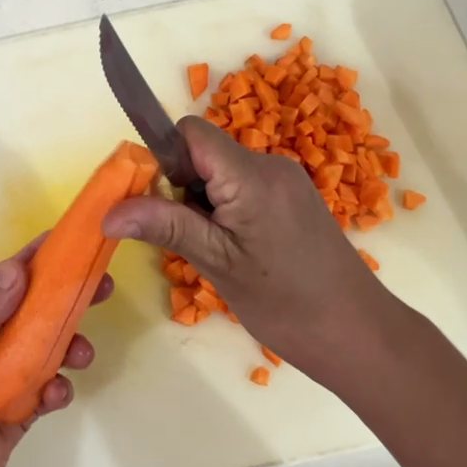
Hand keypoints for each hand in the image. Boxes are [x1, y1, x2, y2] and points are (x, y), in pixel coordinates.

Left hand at [0, 236, 111, 466]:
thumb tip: (16, 269)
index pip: (8, 278)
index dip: (39, 259)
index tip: (74, 241)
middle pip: (37, 308)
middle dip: (68, 298)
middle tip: (102, 288)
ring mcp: (10, 372)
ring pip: (51, 346)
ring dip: (70, 345)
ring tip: (82, 353)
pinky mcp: (24, 405)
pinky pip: (51, 388)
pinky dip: (58, 388)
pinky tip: (53, 394)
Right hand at [103, 116, 400, 375]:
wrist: (359, 335)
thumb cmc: (286, 303)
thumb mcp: (217, 264)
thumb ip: (165, 226)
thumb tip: (107, 213)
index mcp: (250, 175)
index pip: (189, 131)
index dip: (163, 156)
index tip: (154, 199)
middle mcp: (270, 165)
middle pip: (202, 151)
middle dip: (179, 184)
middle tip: (182, 236)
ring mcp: (285, 181)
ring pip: (220, 170)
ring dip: (200, 200)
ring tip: (211, 249)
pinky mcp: (293, 198)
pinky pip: (241, 185)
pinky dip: (223, 207)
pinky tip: (233, 248)